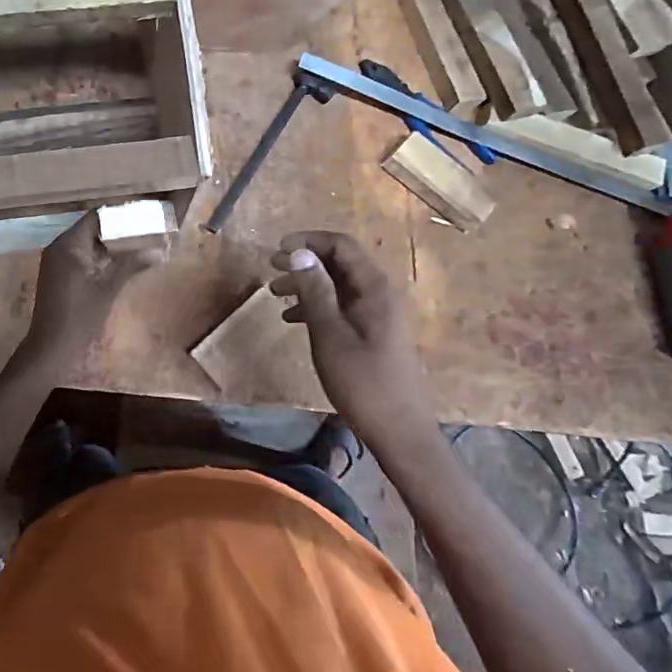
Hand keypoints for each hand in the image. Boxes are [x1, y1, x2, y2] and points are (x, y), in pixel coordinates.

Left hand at [26, 211, 162, 359]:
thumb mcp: (108, 288)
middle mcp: (60, 248)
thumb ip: (131, 264)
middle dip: (119, 229)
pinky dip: (102, 257)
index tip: (143, 215)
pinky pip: (83, 257)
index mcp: (68, 245)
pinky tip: (123, 262)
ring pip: (89, 244)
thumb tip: (158, 250)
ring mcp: (58, 263)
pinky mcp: (61, 276)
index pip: (96, 217)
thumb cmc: (79, 316)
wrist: (51, 348)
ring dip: (112, 244)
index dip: (120, 214)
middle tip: (146, 229)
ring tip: (140, 243)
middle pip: (93, 228)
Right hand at [269, 231, 437, 445]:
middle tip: (271, 267)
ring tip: (274, 294)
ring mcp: (379, 312)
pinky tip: (294, 319)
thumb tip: (299, 253)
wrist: (400, 430)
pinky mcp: (375, 332)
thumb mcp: (330, 334)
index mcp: (374, 286)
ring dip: (308, 285)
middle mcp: (380, 292)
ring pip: (339, 285)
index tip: (278, 248)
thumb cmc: (362, 382)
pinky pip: (343, 306)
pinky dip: (319, 306)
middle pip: (340, 262)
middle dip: (305, 261)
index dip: (309, 241)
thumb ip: (315, 291)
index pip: (341, 245)